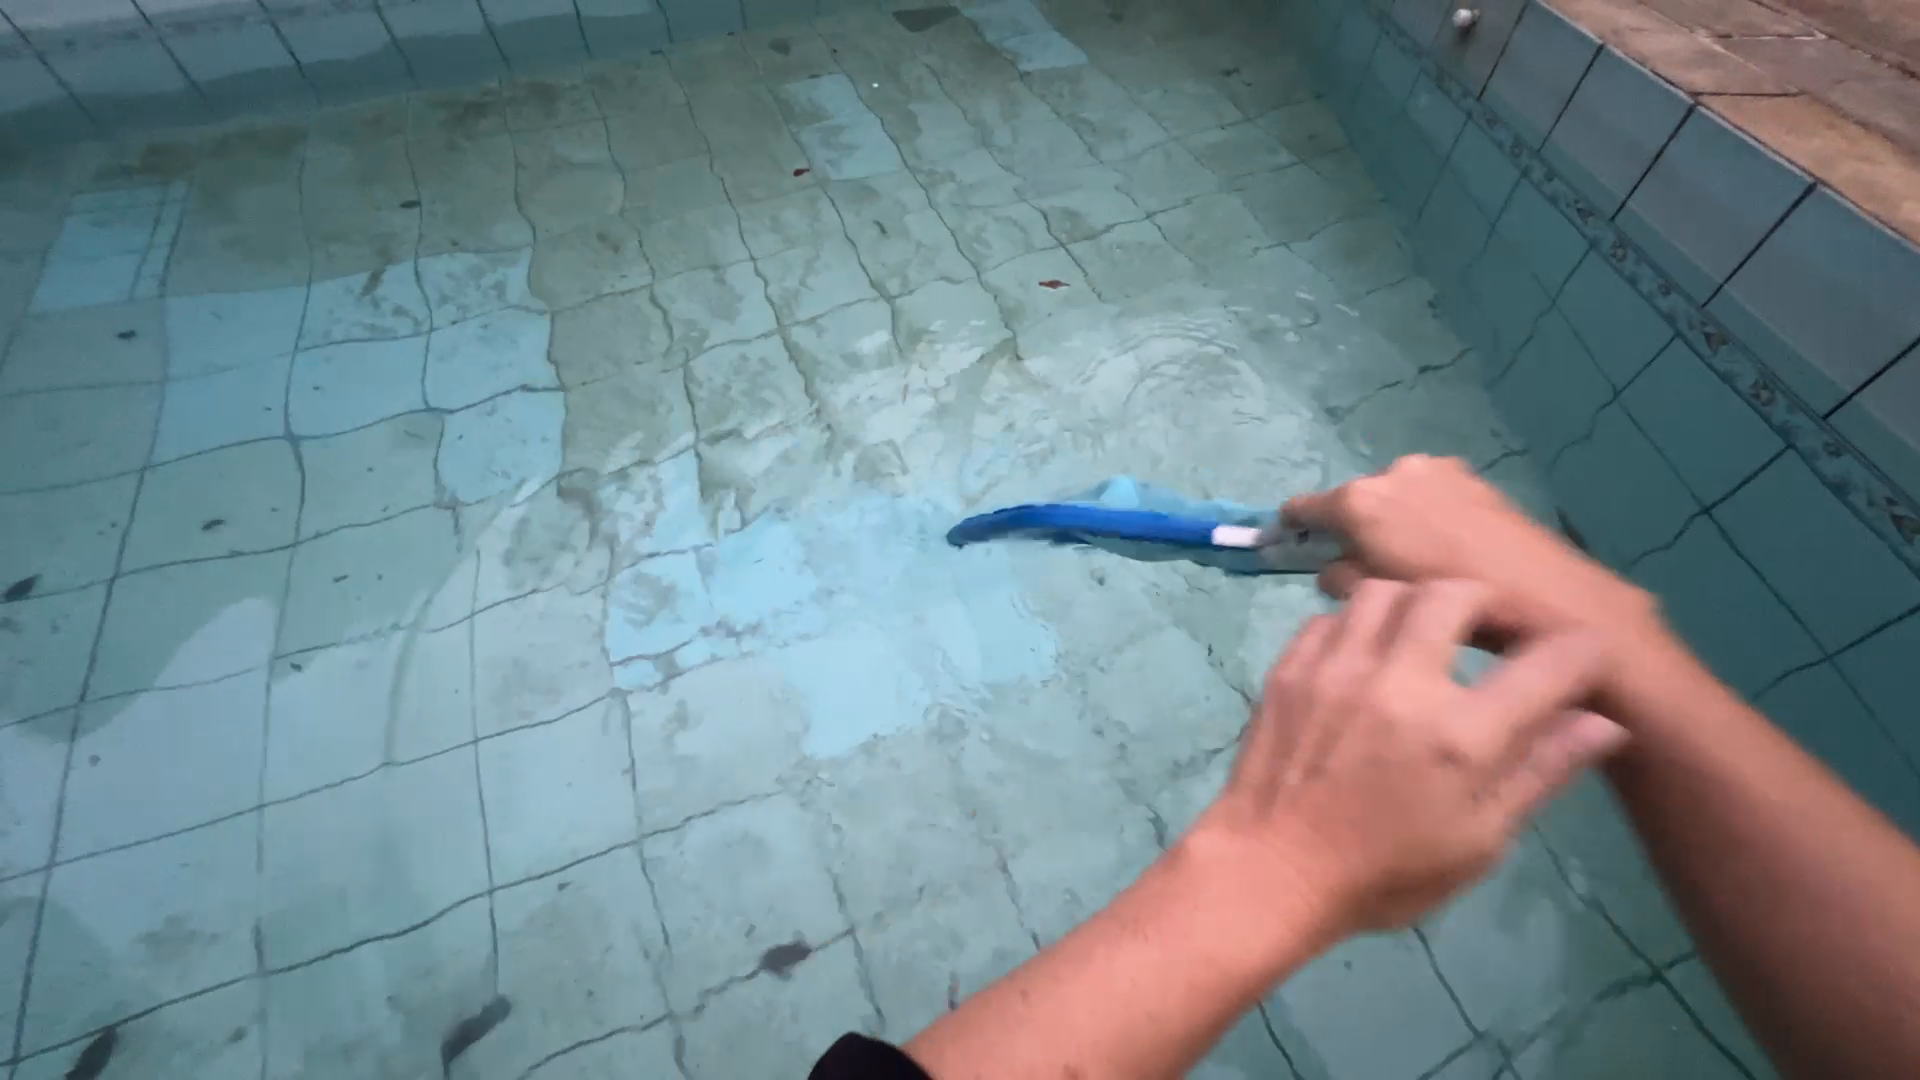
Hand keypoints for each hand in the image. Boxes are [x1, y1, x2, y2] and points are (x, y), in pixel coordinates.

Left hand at [1188, 579, 1627, 935]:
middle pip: (1453, 595)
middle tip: (1495, 626)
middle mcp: (1397, 682)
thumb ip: (1539, 771)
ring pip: (1382, 591)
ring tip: (1426, 630)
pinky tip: (1363, 652)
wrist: (1273, 864)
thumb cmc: (1385, 871)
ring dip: (1416, 601)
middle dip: (1489, 601)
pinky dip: (1355, 623)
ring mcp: (1334, 668)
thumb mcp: (1478, 839)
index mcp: (1459, 733)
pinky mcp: (1288, 668)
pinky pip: (1328, 618)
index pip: (1546, 663)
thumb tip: (1603, 722)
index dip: (1579, 652)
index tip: (1579, 656)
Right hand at [1283, 455, 1655, 645]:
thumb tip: (1333, 569)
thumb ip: (1341, 577)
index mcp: (1360, 500)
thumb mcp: (1378, 595)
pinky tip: (1438, 545)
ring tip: (1405, 554)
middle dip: (1350, 526)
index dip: (1291, 524)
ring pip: (1392, 495)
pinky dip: (1420, 514)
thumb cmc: (1446, 599)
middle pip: (1352, 499)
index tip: (1284, 538)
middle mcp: (1393, 473)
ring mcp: (1436, 470)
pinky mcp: (1471, 478)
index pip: (1305, 507)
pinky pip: (1426, 494)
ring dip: (1388, 518)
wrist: (1547, 596)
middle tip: (1358, 560)